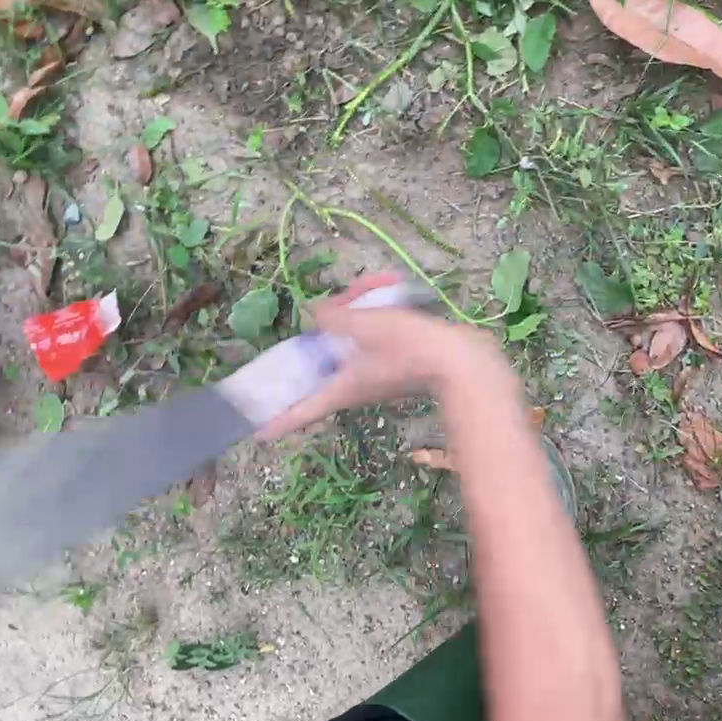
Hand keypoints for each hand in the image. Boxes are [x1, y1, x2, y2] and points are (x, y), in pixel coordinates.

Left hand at [256, 272, 502, 439]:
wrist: (465, 360)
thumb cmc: (412, 348)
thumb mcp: (366, 325)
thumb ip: (335, 317)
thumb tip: (316, 313)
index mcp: (344, 386)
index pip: (303, 410)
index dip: (278, 420)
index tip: (257, 433)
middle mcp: (360, 385)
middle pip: (327, 369)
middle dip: (321, 342)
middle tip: (321, 318)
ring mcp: (381, 375)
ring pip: (354, 348)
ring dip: (357, 317)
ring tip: (368, 287)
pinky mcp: (402, 363)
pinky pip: (378, 340)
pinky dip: (379, 318)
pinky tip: (388, 290)